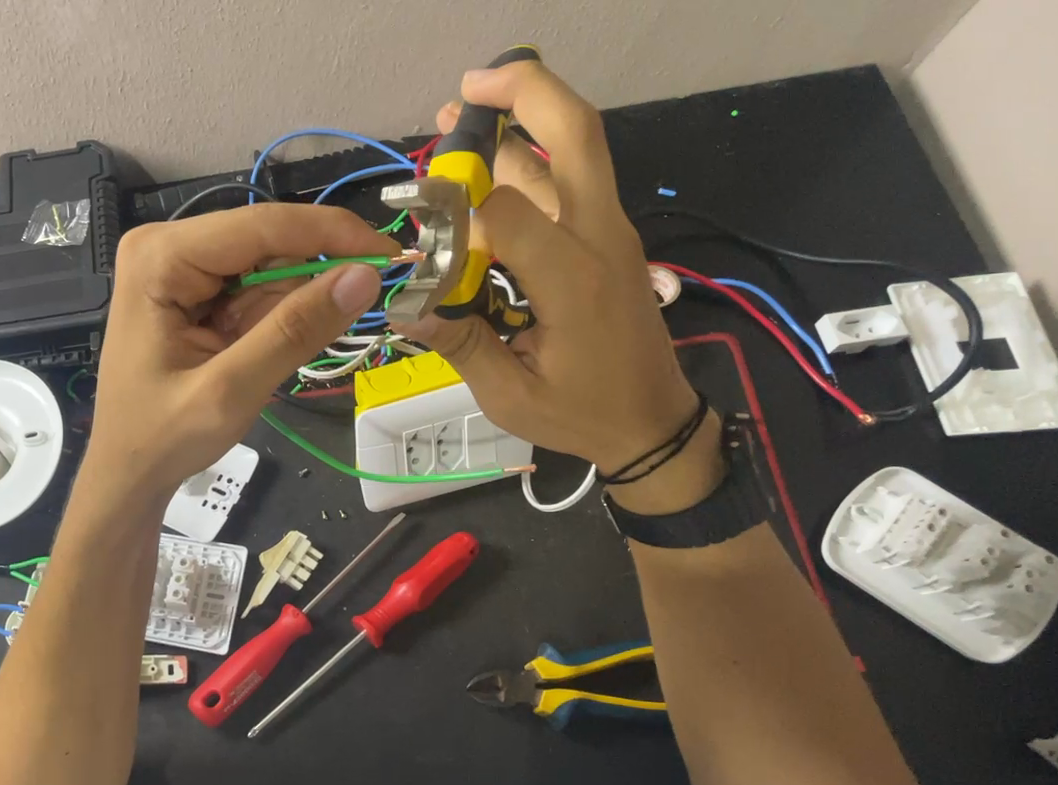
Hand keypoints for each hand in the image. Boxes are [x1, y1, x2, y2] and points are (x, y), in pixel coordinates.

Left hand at [84, 205, 397, 501]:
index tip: (392, 258)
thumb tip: (365, 276)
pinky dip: (273, 319)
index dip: (332, 236)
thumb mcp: (231, 390)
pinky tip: (255, 354)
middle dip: (308, 281)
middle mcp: (165, 248)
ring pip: (265, 266)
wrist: (128, 473)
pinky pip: (252, 290)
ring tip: (261, 359)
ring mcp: (177, 268)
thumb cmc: (163, 439)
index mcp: (160, 258)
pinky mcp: (191, 293)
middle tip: (339, 324)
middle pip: (265, 242)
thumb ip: (294, 332)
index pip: (261, 226)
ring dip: (289, 308)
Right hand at [394, 59, 699, 478]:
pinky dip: (533, 159)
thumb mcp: (509, 394)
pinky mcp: (608, 240)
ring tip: (460, 115)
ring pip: (573, 149)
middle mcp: (598, 236)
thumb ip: (460, 342)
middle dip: (522, 93)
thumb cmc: (582, 413)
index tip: (419, 229)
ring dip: (521, 122)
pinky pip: (573, 180)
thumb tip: (404, 305)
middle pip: (574, 131)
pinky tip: (493, 168)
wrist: (653, 422)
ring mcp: (610, 232)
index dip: (454, 210)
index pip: (505, 210)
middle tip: (464, 90)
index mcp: (573, 277)